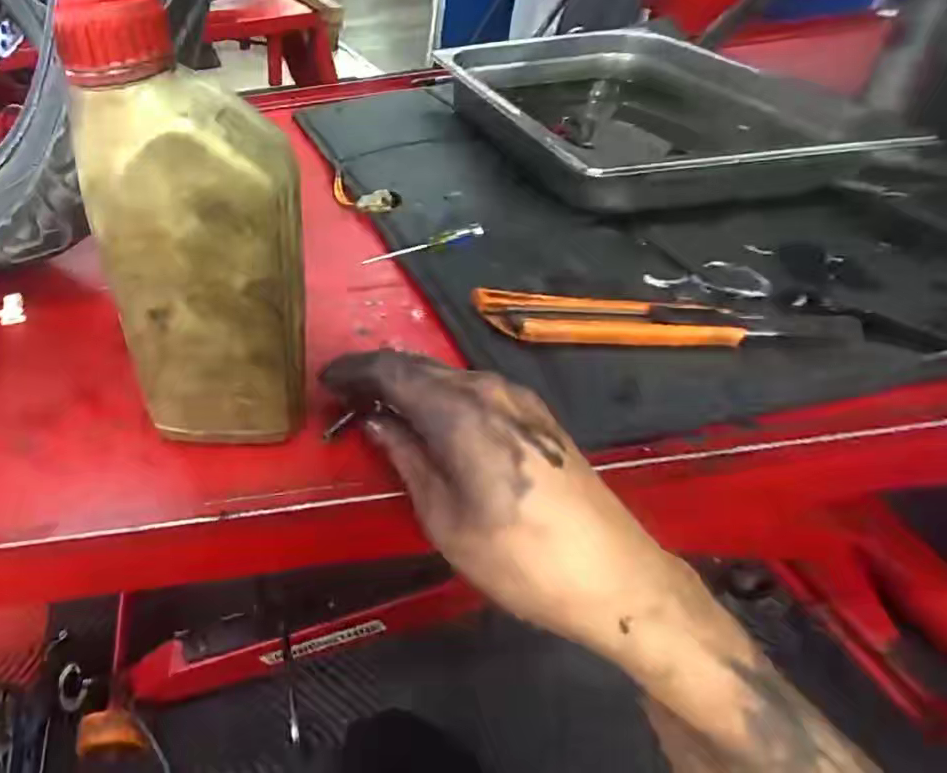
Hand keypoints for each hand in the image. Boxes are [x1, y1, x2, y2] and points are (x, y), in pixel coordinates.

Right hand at [321, 351, 718, 661]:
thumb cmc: (520, 559)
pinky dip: (437, 394)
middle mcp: (488, 391)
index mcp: (460, 412)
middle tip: (345, 393)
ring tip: (378, 405)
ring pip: (445, 375)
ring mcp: (518, 399)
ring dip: (408, 383)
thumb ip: (406, 458)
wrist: (621, 581)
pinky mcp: (535, 415)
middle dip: (376, 374)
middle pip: (418, 366)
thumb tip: (375, 422)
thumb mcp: (445, 518)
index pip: (391, 371)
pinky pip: (471, 389)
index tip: (326, 380)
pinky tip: (427, 415)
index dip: (353, 371)